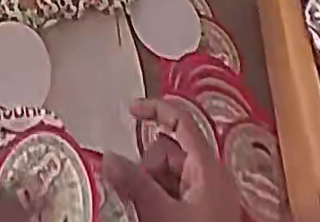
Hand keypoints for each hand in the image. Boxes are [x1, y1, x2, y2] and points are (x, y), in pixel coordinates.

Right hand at [103, 99, 241, 221]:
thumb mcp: (162, 216)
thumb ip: (134, 184)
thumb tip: (108, 156)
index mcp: (208, 167)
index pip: (181, 120)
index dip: (155, 109)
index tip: (130, 110)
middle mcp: (211, 177)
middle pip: (170, 150)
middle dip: (146, 165)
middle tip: (136, 192)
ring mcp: (208, 198)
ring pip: (169, 174)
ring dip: (150, 185)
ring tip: (145, 211)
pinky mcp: (203, 214)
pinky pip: (174, 194)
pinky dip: (158, 199)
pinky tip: (151, 217)